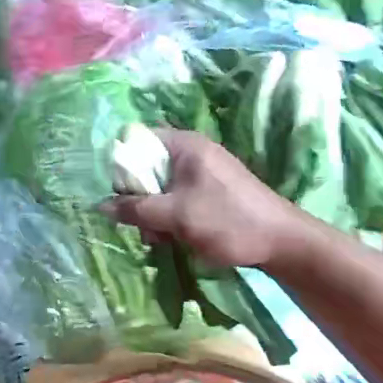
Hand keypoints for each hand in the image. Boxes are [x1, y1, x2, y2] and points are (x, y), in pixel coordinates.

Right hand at [101, 129, 306, 268]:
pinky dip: (170, 216)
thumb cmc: (227, 221)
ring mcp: (203, 172)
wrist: (282, 242)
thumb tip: (100, 205)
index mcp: (185, 145)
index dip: (121, 165)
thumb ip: (135, 209)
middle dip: (138, 197)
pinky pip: (177, 198)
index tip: (117, 193)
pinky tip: (174, 238)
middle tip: (141, 224)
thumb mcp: (175, 216)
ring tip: (160, 238)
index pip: (137, 140)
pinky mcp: (210, 192)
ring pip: (160, 187)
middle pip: (146, 167)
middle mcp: (192, 152)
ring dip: (153, 213)